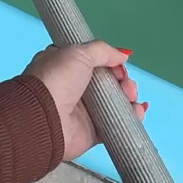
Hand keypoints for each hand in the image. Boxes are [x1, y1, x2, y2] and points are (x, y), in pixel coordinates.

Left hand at [24, 41, 145, 159]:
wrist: (44, 118)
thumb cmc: (56, 79)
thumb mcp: (77, 53)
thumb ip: (102, 51)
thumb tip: (122, 54)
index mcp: (66, 64)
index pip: (94, 61)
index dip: (110, 62)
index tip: (119, 65)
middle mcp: (74, 86)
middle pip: (108, 81)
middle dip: (123, 81)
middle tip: (127, 84)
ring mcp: (84, 109)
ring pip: (115, 102)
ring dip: (129, 98)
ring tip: (132, 97)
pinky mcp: (93, 131)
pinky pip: (117, 123)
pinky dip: (130, 117)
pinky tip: (138, 112)